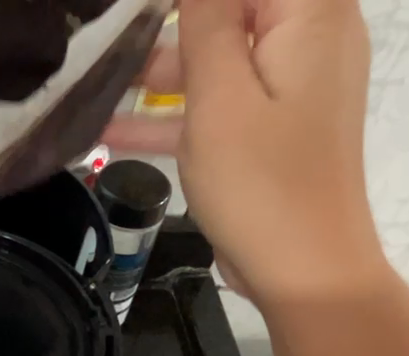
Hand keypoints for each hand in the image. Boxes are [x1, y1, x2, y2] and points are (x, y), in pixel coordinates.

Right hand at [104, 0, 388, 304]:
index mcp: (310, 11)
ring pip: (220, 55)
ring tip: (96, 82)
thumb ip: (207, 20)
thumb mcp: (220, 98)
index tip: (136, 8)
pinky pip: (221, 103)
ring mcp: (292, 86)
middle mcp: (312, 34)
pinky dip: (176, 114)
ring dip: (161, 71)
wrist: (306, 275)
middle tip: (108, 35)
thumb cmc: (262, 186)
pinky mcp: (273, 129)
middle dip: (170, 18)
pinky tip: (111, 130)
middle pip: (234, 6)